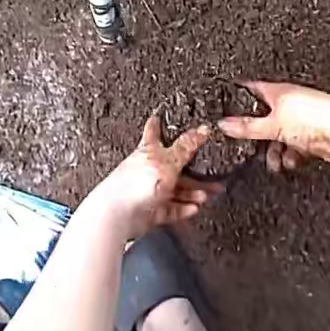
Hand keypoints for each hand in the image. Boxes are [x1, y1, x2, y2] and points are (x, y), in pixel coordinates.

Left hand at [82, 114, 222, 239]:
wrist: (119, 214)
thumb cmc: (135, 183)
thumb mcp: (168, 160)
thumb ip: (186, 147)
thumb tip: (202, 130)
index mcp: (149, 151)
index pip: (153, 133)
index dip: (156, 124)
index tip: (157, 116)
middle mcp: (148, 170)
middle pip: (174, 167)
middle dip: (193, 171)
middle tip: (210, 174)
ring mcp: (149, 191)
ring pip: (175, 190)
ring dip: (192, 192)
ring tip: (206, 195)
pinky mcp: (151, 211)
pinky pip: (171, 209)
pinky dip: (183, 209)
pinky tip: (193, 208)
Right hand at [217, 81, 329, 172]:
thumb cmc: (314, 118)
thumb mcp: (273, 125)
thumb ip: (247, 127)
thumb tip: (224, 123)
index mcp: (279, 91)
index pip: (253, 90)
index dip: (240, 100)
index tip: (229, 111)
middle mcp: (291, 102)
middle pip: (267, 120)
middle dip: (262, 138)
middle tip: (258, 148)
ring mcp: (303, 119)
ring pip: (281, 137)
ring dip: (278, 152)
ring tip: (280, 161)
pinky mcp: (314, 135)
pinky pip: (296, 146)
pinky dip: (293, 156)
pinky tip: (295, 161)